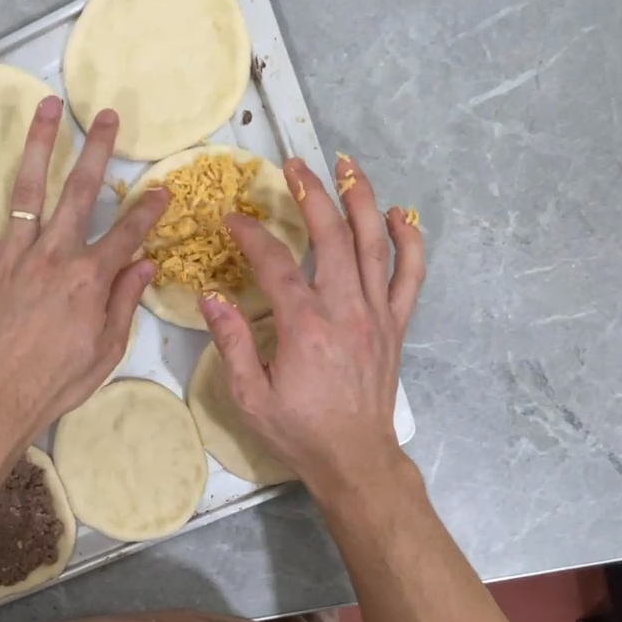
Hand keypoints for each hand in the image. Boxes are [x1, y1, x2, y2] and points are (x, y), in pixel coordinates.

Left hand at [0, 97, 168, 445]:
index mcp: (90, 279)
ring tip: (46, 107)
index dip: (148, 210)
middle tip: (106, 115)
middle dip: (97, 149)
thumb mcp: (106, 351)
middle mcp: (55, 255)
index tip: (160, 191)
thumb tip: (145, 265)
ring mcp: (15, 256)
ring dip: (39, 144)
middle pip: (80, 192)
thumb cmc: (57, 382)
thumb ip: (124, 303)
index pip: (128, 233)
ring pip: (29, 190)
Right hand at [198, 155, 424, 493]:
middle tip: (294, 164)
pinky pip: (410, 272)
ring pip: (374, 242)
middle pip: (331, 235)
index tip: (233, 218)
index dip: (252, 235)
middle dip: (311, 193)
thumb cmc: (296, 430)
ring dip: (360, 198)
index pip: (275, 263)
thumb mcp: (249, 394)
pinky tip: (398, 214)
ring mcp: (376, 313)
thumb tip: (212, 298)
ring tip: (347, 166)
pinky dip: (408, 239)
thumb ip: (232, 342)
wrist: (352, 456)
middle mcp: (345, 309)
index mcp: (304, 326)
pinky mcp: (395, 324)